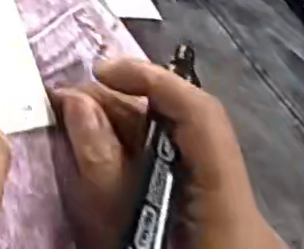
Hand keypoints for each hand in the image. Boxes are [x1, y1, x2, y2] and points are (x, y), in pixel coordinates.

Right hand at [53, 59, 284, 248]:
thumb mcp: (125, 242)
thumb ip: (102, 177)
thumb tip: (78, 105)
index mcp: (229, 215)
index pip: (202, 117)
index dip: (154, 78)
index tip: (100, 71)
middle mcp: (239, 209)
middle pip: (183, 130)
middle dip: (121, 106)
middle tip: (65, 101)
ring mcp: (231, 221)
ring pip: (176, 153)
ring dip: (122, 132)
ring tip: (72, 123)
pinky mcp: (216, 230)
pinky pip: (175, 179)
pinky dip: (135, 163)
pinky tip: (99, 161)